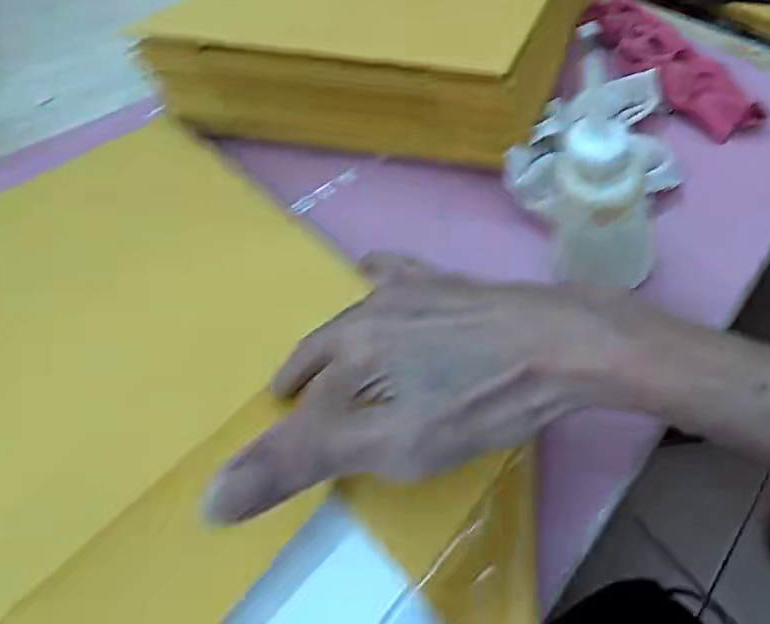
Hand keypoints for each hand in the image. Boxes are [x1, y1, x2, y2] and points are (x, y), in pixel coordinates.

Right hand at [202, 253, 636, 524]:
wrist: (557, 341)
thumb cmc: (477, 397)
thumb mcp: (391, 443)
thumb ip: (306, 458)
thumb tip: (212, 496)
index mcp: (351, 339)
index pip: (303, 398)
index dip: (292, 433)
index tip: (290, 453)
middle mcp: (372, 301)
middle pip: (323, 346)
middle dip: (309, 378)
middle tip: (308, 406)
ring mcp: (413, 283)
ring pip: (354, 304)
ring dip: (339, 335)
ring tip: (337, 357)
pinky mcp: (446, 279)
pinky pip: (396, 272)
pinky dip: (377, 285)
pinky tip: (386, 292)